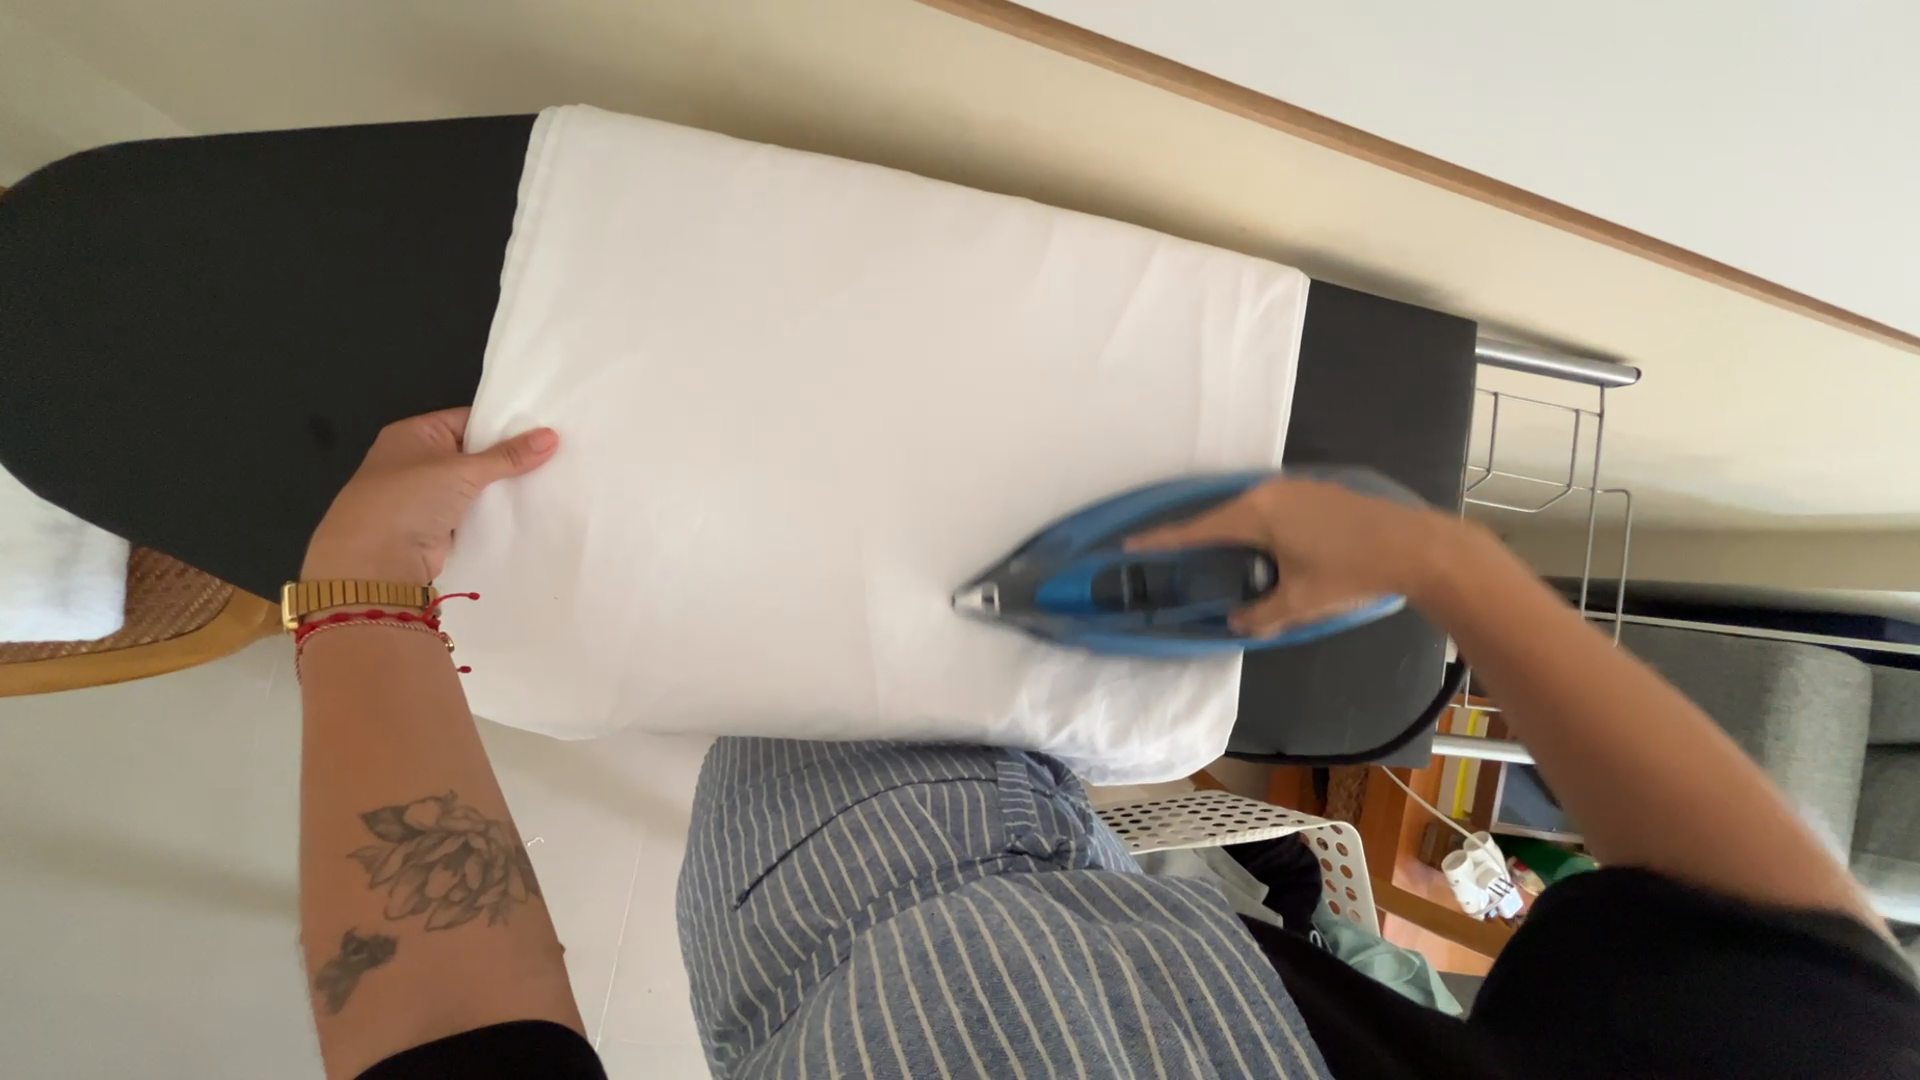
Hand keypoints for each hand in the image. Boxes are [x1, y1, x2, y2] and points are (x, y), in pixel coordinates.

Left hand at [302, 409, 558, 583]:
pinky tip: (531, 504)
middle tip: (557, 452)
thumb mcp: (462, 470)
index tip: (544, 428)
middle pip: (477, 451)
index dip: (505, 424)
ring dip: (507, 483)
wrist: (378, 558)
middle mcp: (421, 459)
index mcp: (415, 434)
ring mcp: (431, 492)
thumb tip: (551, 436)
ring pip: (480, 482)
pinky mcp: (443, 521)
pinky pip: (478, 507)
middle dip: (511, 455)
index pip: (468, 420)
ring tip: (553, 476)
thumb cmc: (409, 498)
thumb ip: (509, 455)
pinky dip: (498, 507)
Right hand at [1127, 476, 1459, 635]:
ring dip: (1228, 531)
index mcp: (1256, 514)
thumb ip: (1260, 614)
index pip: (1197, 529)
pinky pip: (1269, 506)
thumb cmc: (1351, 572)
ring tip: (1215, 553)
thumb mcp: (1300, 603)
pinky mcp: (1315, 490)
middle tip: (1172, 555)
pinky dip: (1254, 524)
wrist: (1418, 547)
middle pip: (1219, 515)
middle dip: (1195, 536)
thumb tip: (1236, 622)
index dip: (1163, 540)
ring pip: (1246, 509)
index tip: (1130, 544)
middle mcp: (1268, 492)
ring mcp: (1294, 486)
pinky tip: (1261, 543)